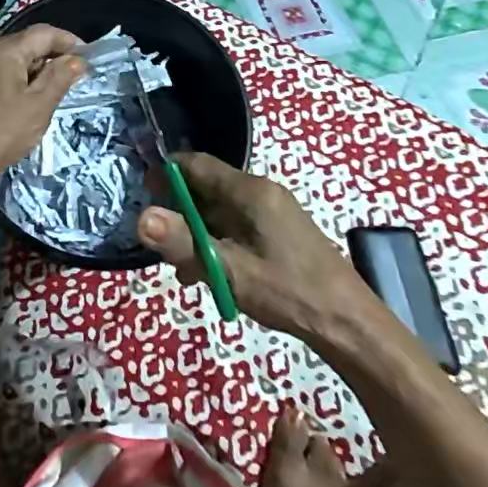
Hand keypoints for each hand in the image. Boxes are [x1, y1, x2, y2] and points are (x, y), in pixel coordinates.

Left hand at [0, 24, 84, 187]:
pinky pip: (3, 71)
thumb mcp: (38, 106)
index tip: (89, 59)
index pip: (45, 33)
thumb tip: (77, 59)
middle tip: (75, 78)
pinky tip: (29, 100)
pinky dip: (21, 79)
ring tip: (55, 92)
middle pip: (29, 43)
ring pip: (16, 58)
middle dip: (55, 56)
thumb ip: (60, 77)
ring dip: (38, 70)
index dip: (70, 42)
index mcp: (6, 49)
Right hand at [136, 153, 373, 338]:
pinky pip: (237, 227)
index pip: (198, 164)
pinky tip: (213, 276)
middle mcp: (262, 193)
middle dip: (180, 214)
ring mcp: (273, 213)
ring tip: (186, 273)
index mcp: (251, 191)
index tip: (141, 192)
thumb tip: (142, 218)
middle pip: (208, 189)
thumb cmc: (288, 291)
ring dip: (198, 235)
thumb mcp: (229, 269)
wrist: (346, 321)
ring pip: (221, 212)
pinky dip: (218, 244)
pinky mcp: (279, 233)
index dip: (167, 174)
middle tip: (161, 246)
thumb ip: (185, 243)